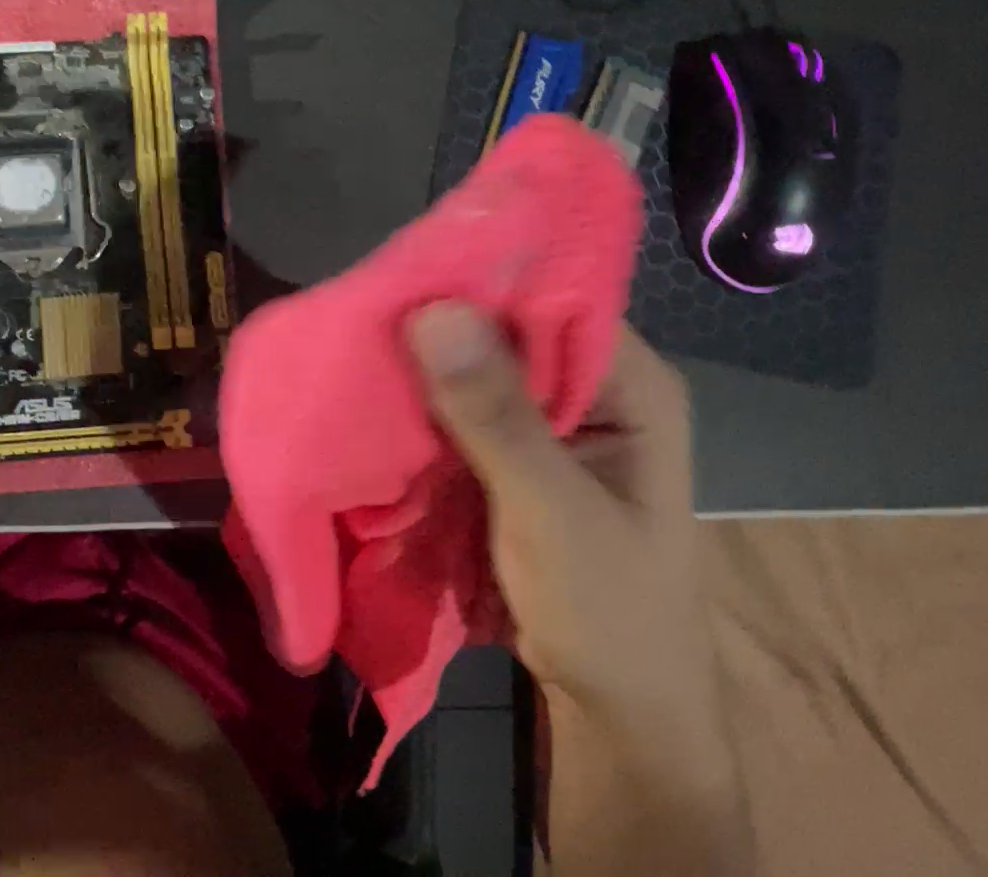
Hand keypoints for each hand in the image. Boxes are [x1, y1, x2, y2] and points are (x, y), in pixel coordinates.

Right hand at [409, 304, 746, 874]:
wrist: (614, 708)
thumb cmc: (607, 612)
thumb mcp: (552, 513)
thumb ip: (496, 417)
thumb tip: (434, 309)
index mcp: (632, 386)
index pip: (553, 300)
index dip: (479, 283)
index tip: (400, 278)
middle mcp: (594, 392)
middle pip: (508, 335)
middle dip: (438, 331)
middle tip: (360, 318)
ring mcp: (551, 428)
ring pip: (476, 377)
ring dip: (422, 375)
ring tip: (354, 353)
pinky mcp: (514, 461)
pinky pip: (460, 420)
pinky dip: (421, 417)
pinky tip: (376, 407)